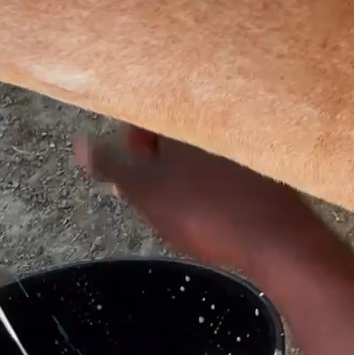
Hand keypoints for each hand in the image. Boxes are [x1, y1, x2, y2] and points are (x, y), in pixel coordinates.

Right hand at [75, 127, 337, 275]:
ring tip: (187, 209)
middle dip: (162, 162)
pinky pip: (231, 170)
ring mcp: (245, 146)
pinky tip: (219, 212)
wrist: (274, 239)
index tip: (134, 177)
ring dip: (190, 175)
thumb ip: (111, 164)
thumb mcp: (145, 193)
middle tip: (159, 198)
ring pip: (205, 152)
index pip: (146, 115)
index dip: (134, 146)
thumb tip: (79, 142)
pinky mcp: (267, 170)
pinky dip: (218, 186)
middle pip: (177, 134)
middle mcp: (217, 121)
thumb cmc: (204, 213)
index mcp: (182, 117)